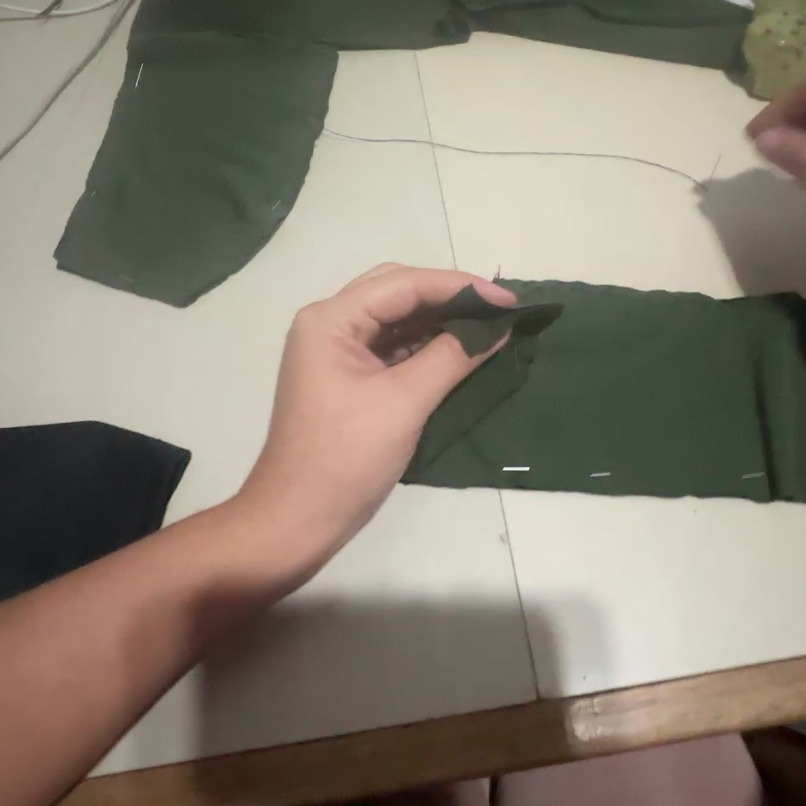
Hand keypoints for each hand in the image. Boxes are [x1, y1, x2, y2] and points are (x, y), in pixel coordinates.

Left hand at [240, 264, 514, 570]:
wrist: (297, 520)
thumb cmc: (345, 459)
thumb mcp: (404, 403)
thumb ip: (452, 357)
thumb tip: (497, 328)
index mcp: (330, 321)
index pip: (403, 284)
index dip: (459, 287)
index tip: (509, 300)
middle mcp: (329, 326)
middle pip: (397, 293)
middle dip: (449, 298)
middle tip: (499, 309)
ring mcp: (337, 354)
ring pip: (396, 320)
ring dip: (440, 322)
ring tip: (489, 327)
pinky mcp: (348, 380)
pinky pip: (393, 349)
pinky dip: (427, 348)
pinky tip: (461, 351)